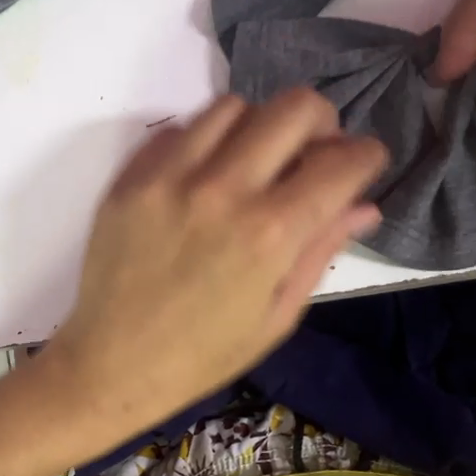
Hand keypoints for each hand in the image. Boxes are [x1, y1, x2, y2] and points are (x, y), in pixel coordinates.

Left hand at [36, 89, 386, 438]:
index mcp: (270, 234)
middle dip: (320, 126)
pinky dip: (199, 144)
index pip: (344, 160)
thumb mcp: (274, 320)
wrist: (110, 368)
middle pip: (295, 107)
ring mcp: (169, 180)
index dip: (366, 159)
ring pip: (233, 107)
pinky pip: (177, 130)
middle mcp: (223, 191)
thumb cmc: (199, 359)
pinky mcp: (129, 181)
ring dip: (256, 129)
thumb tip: (363, 205)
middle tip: (308, 157)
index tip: (358, 169)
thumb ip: (320, 254)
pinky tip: (198, 180)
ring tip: (249, 167)